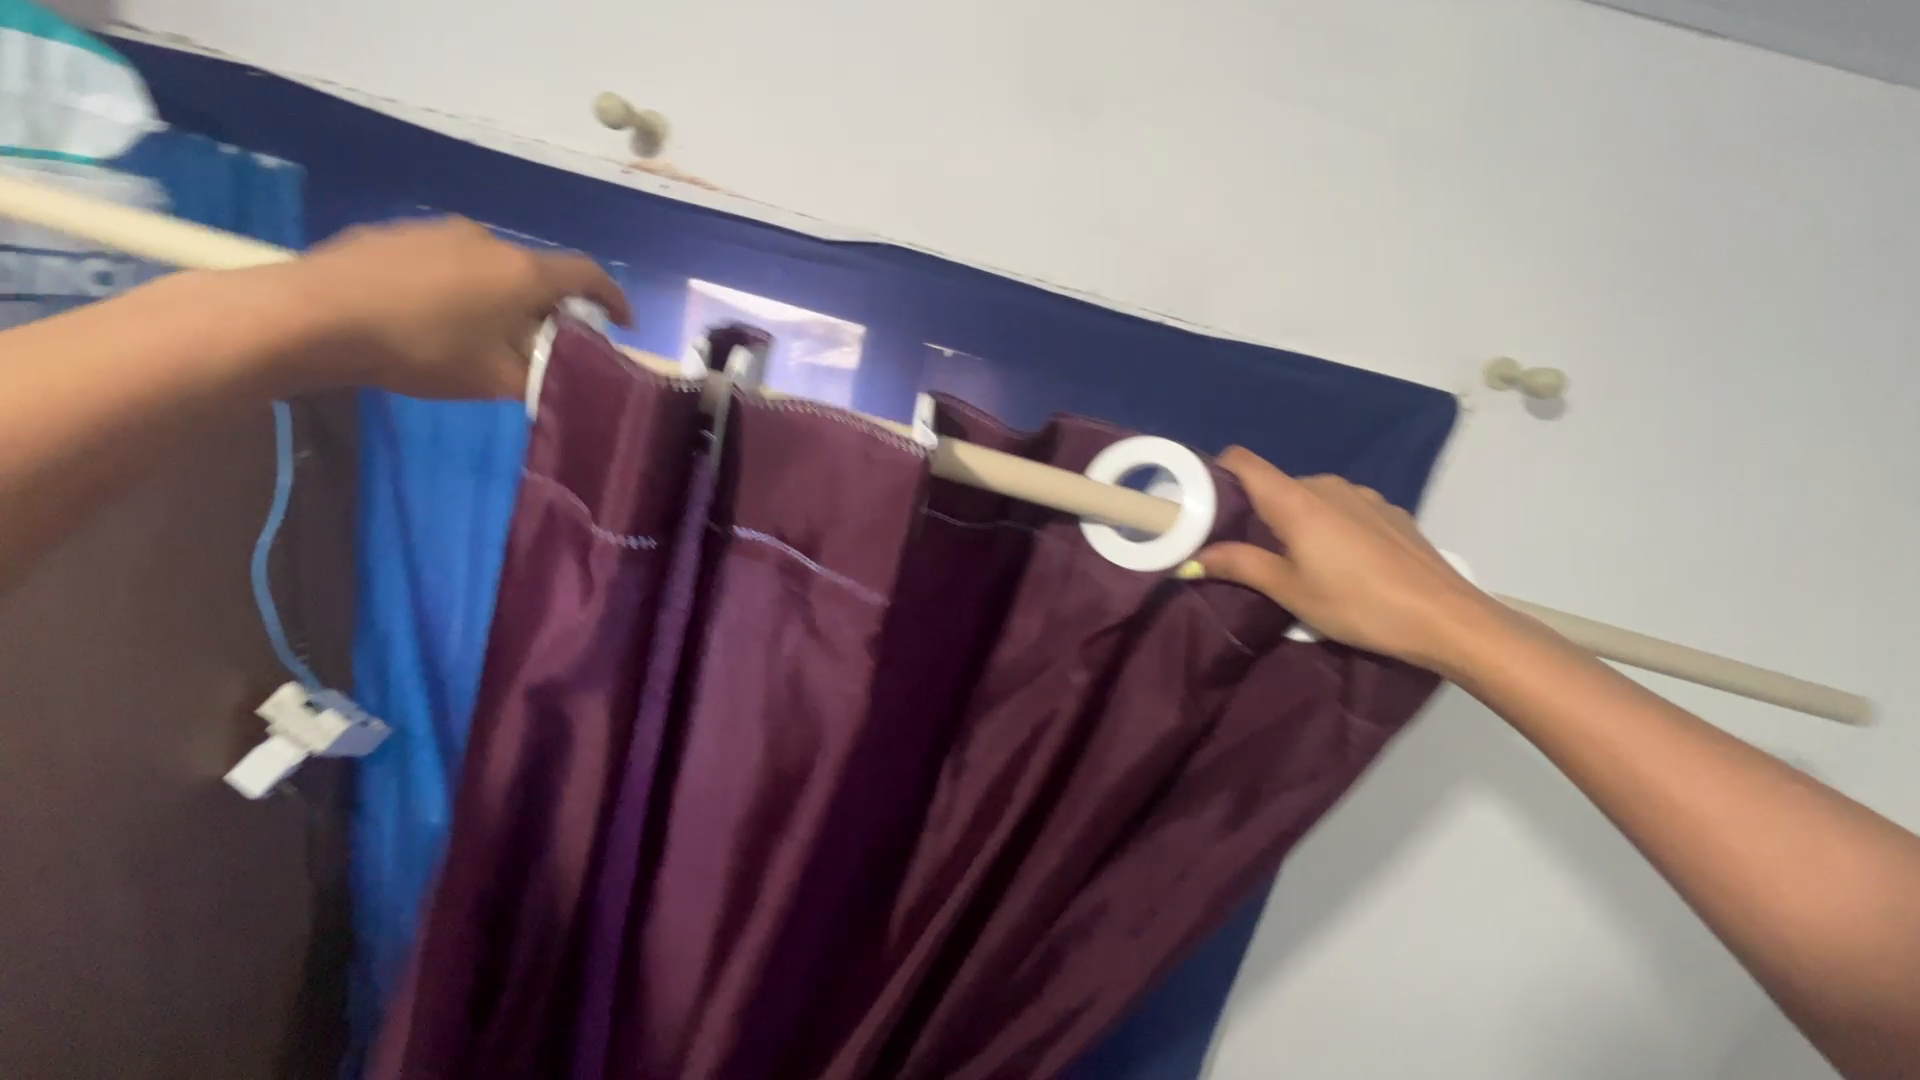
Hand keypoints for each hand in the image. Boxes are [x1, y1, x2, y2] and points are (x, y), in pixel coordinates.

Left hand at [263, 217, 630, 398]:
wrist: (312, 315)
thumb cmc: (420, 350)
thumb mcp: (495, 380)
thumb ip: (543, 377)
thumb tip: (565, 374)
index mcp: (523, 273)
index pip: (589, 276)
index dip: (613, 299)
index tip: (623, 323)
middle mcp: (490, 241)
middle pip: (539, 273)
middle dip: (550, 307)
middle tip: (543, 343)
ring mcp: (440, 232)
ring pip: (492, 267)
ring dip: (502, 297)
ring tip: (483, 334)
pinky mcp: (397, 234)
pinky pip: (449, 262)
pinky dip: (460, 288)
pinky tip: (433, 317)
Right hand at [1193, 447, 1504, 672]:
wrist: (1446, 617)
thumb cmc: (1357, 603)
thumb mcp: (1289, 590)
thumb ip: (1238, 565)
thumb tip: (1190, 558)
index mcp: (1295, 499)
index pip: (1242, 460)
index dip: (1216, 473)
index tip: (1201, 505)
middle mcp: (1327, 485)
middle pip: (1274, 484)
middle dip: (1253, 511)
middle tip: (1243, 551)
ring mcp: (1363, 496)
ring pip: (1309, 498)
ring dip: (1293, 521)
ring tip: (1294, 563)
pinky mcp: (1390, 512)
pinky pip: (1342, 509)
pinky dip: (1327, 527)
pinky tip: (1341, 564)